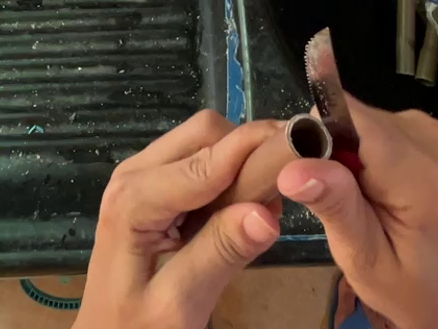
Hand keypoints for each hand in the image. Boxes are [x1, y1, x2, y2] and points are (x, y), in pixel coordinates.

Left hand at [75, 110, 284, 328]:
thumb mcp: (178, 305)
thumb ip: (219, 254)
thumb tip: (267, 212)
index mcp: (134, 197)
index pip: (206, 157)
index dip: (255, 147)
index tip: (303, 148)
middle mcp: (135, 172)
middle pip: (204, 133)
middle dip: (247, 151)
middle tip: (282, 188)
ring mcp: (142, 174)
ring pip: (204, 140)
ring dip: (239, 160)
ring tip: (265, 202)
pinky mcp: (153, 184)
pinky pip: (198, 159)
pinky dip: (227, 173)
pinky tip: (240, 207)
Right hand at [277, 97, 437, 328]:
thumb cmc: (418, 291)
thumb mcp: (367, 261)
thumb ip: (335, 207)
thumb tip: (292, 168)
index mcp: (418, 172)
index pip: (347, 115)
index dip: (319, 138)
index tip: (314, 180)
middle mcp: (429, 137)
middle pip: (352, 117)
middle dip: (334, 152)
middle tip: (344, 205)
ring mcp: (433, 130)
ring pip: (361, 120)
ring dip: (350, 155)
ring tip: (364, 202)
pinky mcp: (431, 132)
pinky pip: (377, 127)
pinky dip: (367, 154)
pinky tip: (379, 190)